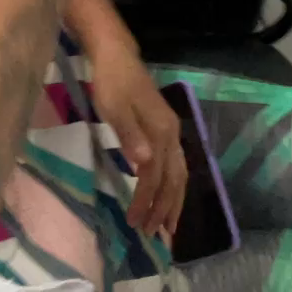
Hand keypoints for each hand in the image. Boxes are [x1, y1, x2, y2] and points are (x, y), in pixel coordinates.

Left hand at [90, 39, 186, 236]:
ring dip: (173, 201)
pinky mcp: (165, 127)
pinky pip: (175, 164)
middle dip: (165, 209)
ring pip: (179, 173)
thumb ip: (130, 135)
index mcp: (162, 131)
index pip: (156, 176)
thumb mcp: (115, 108)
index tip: (135, 223)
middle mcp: (172, 133)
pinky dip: (174, 185)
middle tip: (154, 236)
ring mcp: (171, 130)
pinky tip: (168, 194)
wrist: (117, 56)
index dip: (147, 201)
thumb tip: (145, 164)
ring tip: (167, 226)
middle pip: (174, 179)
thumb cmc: (112, 82)